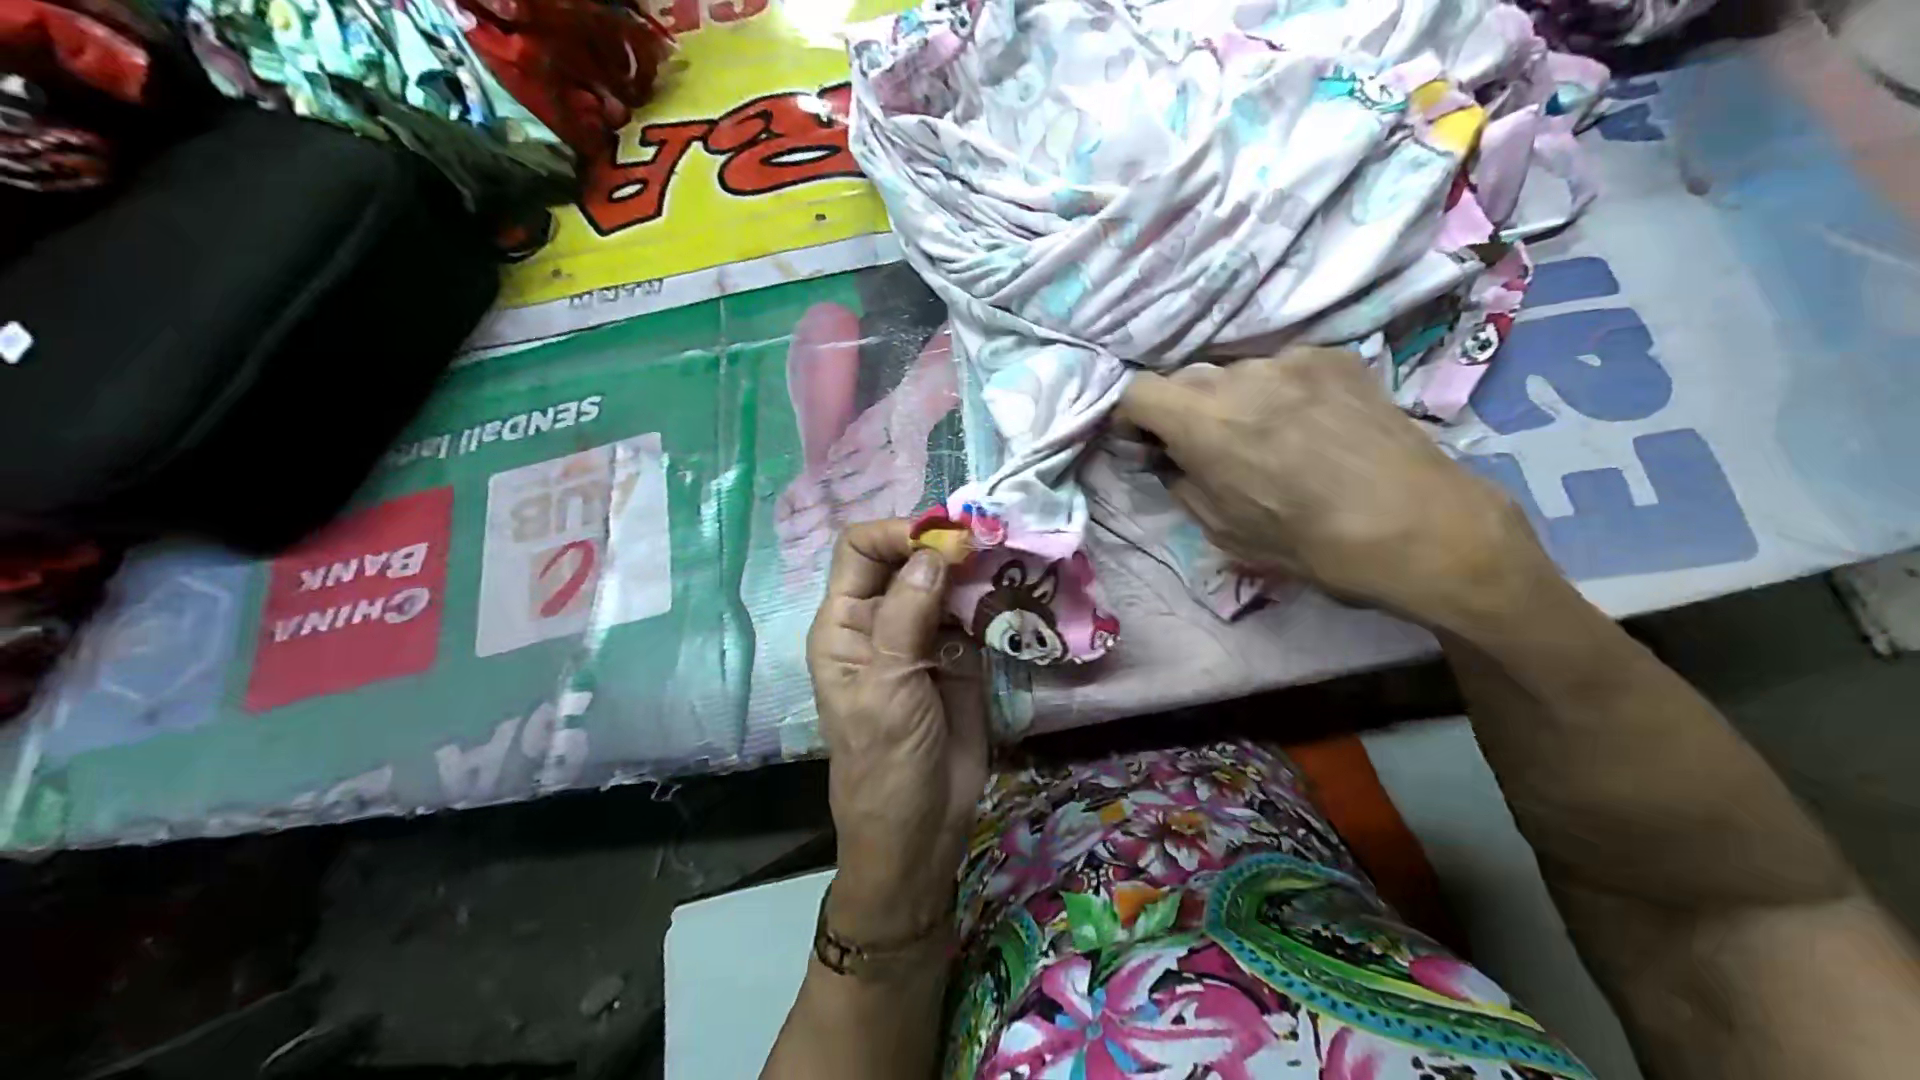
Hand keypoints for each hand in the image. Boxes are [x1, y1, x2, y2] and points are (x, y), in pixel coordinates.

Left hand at [806, 520, 986, 943]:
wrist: (921, 829)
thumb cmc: (884, 761)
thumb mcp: (888, 686)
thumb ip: (908, 614)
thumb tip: (934, 550)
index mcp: (845, 622)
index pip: (860, 550)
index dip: (897, 534)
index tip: (944, 537)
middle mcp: (882, 619)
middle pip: (907, 558)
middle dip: (943, 547)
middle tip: (988, 546)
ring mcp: (923, 636)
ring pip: (946, 582)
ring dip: (974, 570)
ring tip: (1007, 565)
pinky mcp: (959, 656)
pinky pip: (973, 614)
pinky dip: (991, 601)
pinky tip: (1012, 598)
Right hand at [1117, 348, 1552, 630]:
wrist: (1420, 527)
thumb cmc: (1310, 543)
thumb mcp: (1223, 530)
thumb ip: (1183, 484)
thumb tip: (1170, 460)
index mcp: (1206, 422)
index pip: (1137, 391)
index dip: (1132, 418)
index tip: (1146, 444)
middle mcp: (1243, 376)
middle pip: (1186, 379)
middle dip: (1182, 411)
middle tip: (1204, 448)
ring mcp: (1293, 360)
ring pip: (1236, 373)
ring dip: (1233, 401)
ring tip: (1267, 439)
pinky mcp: (1336, 357)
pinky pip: (1282, 369)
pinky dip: (1277, 392)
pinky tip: (1308, 426)